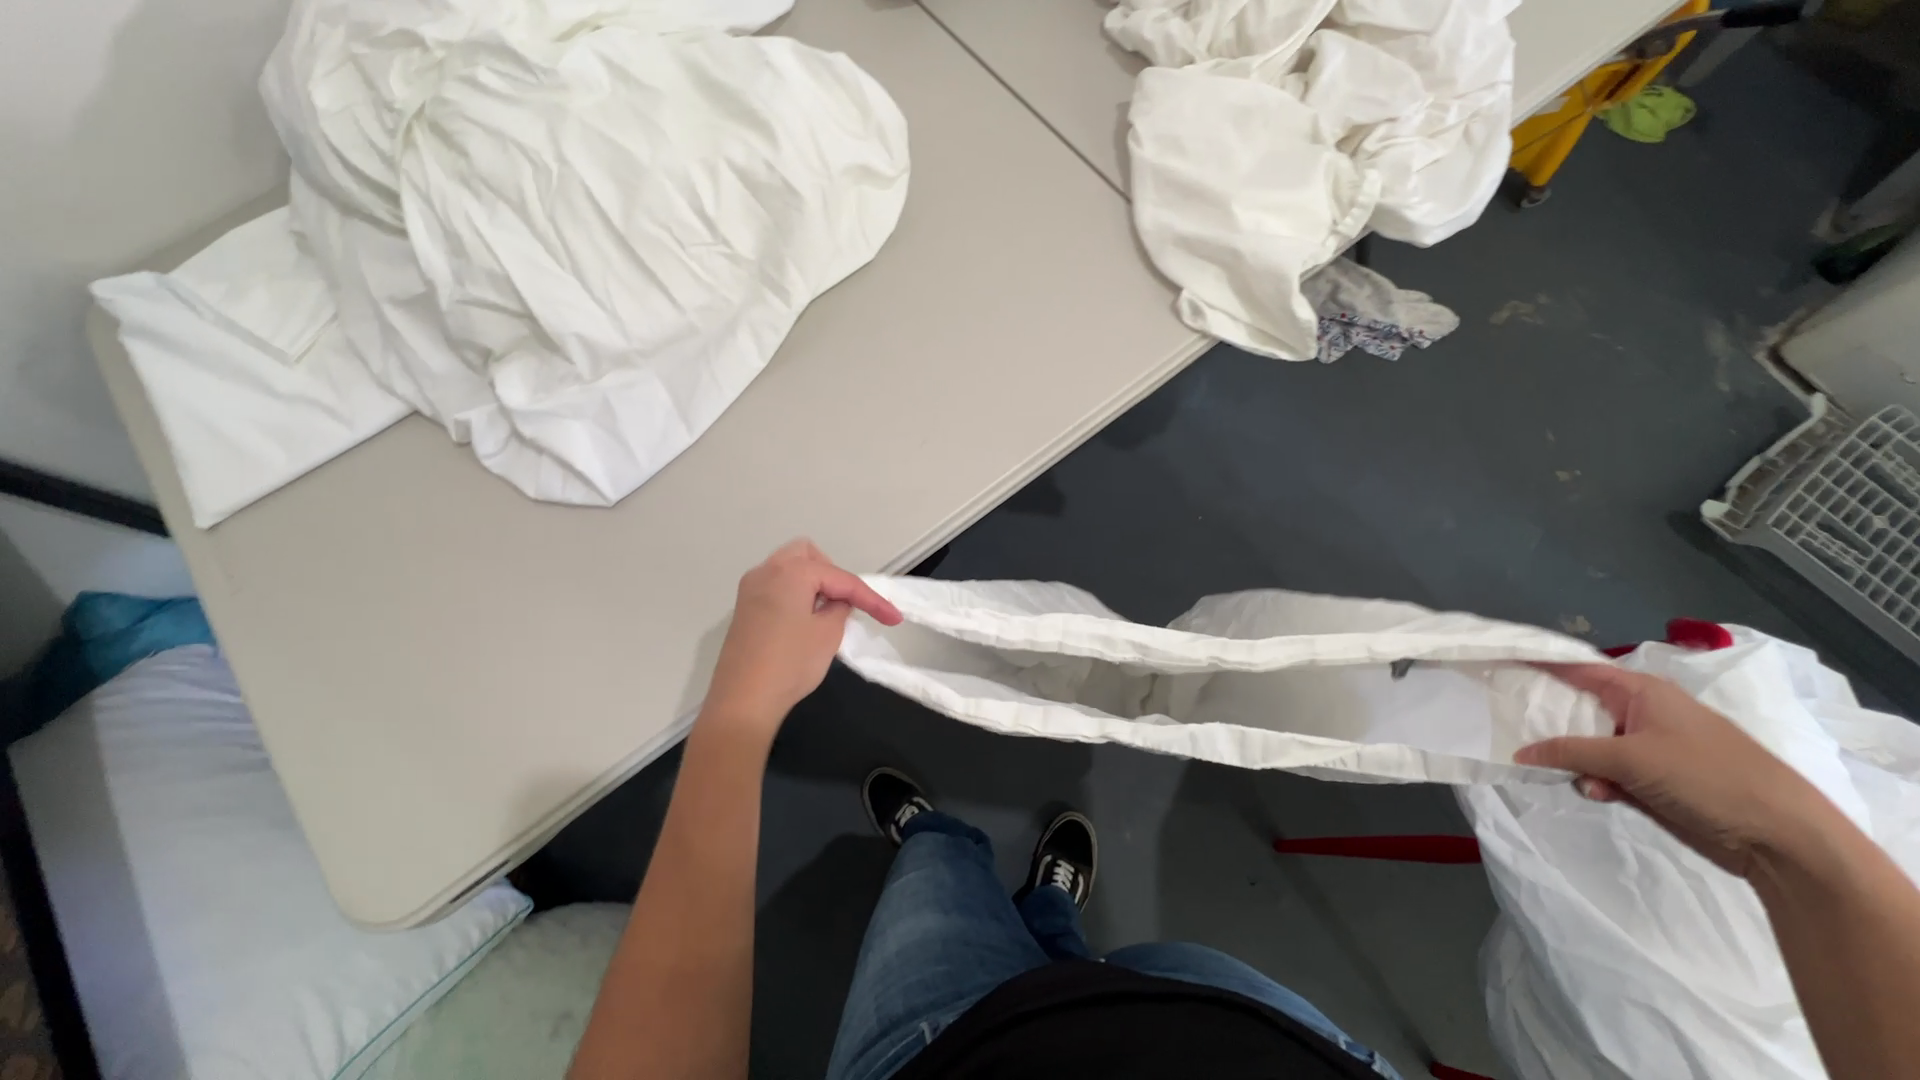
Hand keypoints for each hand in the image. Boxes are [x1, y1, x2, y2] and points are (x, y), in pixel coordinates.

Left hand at [701, 539, 902, 739]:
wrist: (744, 699)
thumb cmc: (790, 664)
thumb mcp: (828, 634)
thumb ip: (840, 608)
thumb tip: (836, 602)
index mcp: (791, 572)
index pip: (841, 579)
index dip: (871, 599)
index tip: (894, 618)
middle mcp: (767, 571)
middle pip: (808, 556)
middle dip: (833, 575)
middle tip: (846, 603)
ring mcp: (751, 589)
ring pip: (789, 568)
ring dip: (813, 583)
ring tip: (827, 612)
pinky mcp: (745, 608)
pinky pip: (776, 586)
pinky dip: (795, 593)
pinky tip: (804, 620)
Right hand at [1515, 663, 1826, 878]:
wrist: (1779, 836)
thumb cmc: (1707, 777)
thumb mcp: (1630, 759)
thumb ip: (1569, 752)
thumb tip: (1519, 752)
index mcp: (1642, 692)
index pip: (1577, 669)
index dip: (1538, 664)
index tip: (1498, 662)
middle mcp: (1642, 713)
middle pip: (1578, 708)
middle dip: (1549, 722)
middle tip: (1508, 724)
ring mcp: (1649, 747)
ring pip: (1589, 745)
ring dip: (1576, 761)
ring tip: (1580, 779)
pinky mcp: (1654, 779)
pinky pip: (1607, 772)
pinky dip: (1597, 782)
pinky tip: (1602, 795)